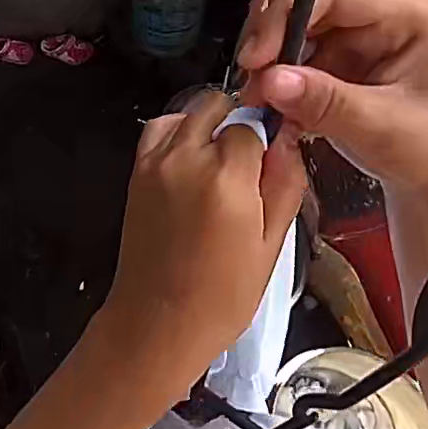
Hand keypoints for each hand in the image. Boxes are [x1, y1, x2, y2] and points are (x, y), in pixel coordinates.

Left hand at [92, 91, 305, 401]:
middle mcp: (187, 159)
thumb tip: (290, 140)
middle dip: (238, 125)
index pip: (253, 123)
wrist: (159, 321)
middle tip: (248, 162)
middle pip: (219, 107)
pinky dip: (177, 132)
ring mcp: (156, 163)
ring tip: (220, 162)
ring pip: (189, 111)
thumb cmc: (220, 295)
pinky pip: (159, 129)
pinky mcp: (137, 172)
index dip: (267, 138)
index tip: (271, 159)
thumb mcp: (272, 244)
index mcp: (226, 177)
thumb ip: (285, 182)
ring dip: (208, 124)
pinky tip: (191, 161)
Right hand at [237, 0, 427, 230]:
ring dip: (271, 65)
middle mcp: (383, 16)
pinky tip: (275, 109)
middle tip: (251, 80)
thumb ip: (325, 102)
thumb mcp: (381, 128)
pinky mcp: (340, 61)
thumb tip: (270, 79)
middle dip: (273, 41)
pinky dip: (278, 84)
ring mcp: (359, 38)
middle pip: (309, 5)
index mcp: (412, 14)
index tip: (257, 57)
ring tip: (260, 101)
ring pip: (295, 32)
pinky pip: (294, 59)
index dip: (287, 16)